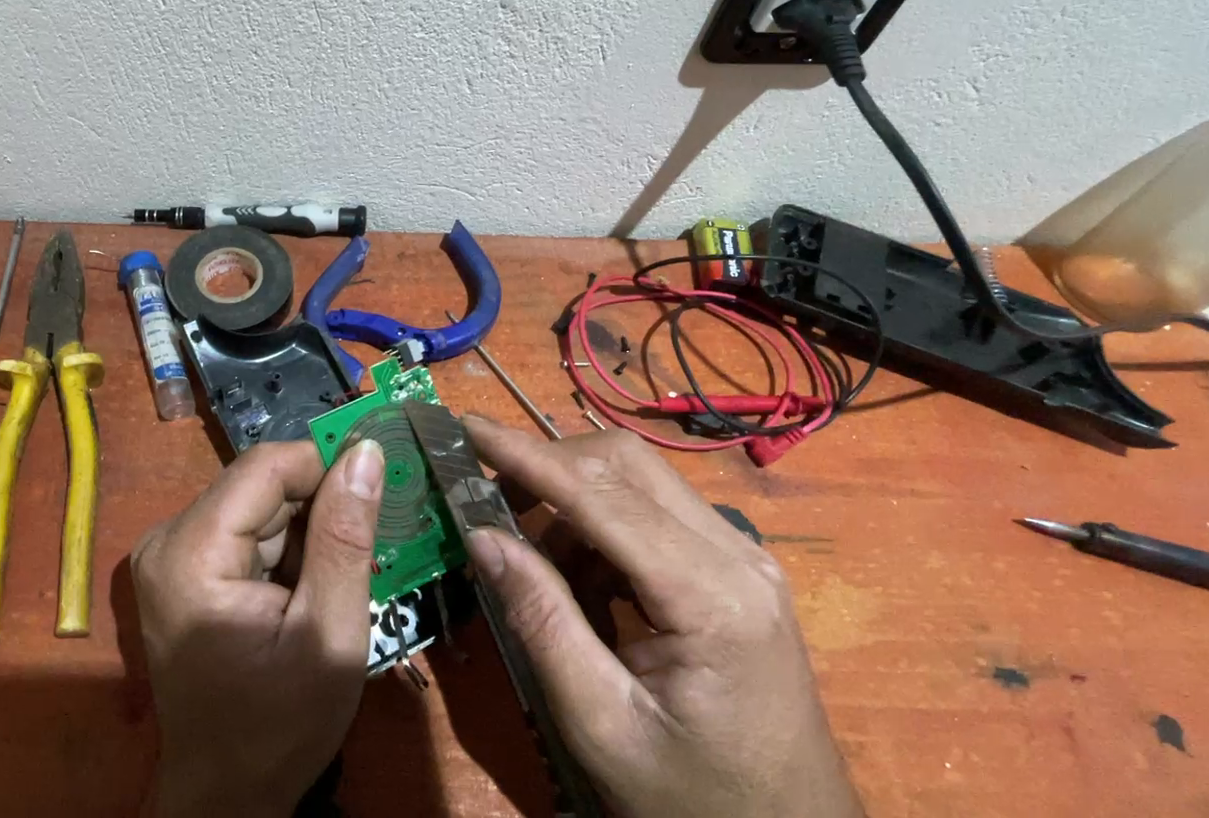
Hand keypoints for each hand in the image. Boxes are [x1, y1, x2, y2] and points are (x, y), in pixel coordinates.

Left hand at [131, 439, 384, 817]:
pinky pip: (244, 532)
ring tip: (347, 567)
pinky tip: (313, 584)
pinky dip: (286, 548)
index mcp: (192, 553)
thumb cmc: (279, 728)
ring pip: (256, 506)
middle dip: (320, 503)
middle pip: (258, 486)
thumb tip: (366, 454)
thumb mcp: (329, 635)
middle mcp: (168, 540)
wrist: (225, 793)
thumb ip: (344, 538)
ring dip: (306, 528)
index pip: (265, 468)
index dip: (326, 463)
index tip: (381, 479)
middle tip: (374, 533)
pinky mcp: (182, 570)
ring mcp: (170, 554)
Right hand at [462, 415, 863, 817]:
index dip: (526, 454)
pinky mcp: (736, 569)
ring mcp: (743, 558)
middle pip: (626, 464)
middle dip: (547, 466)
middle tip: (487, 497)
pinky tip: (578, 582)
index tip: (465, 427)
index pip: (601, 495)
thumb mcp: (600, 722)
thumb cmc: (693, 797)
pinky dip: (598, 529)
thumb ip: (541, 620)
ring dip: (570, 501)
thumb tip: (481, 534)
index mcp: (711, 596)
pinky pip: (652, 514)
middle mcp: (737, 556)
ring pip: (638, 480)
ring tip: (531, 563)